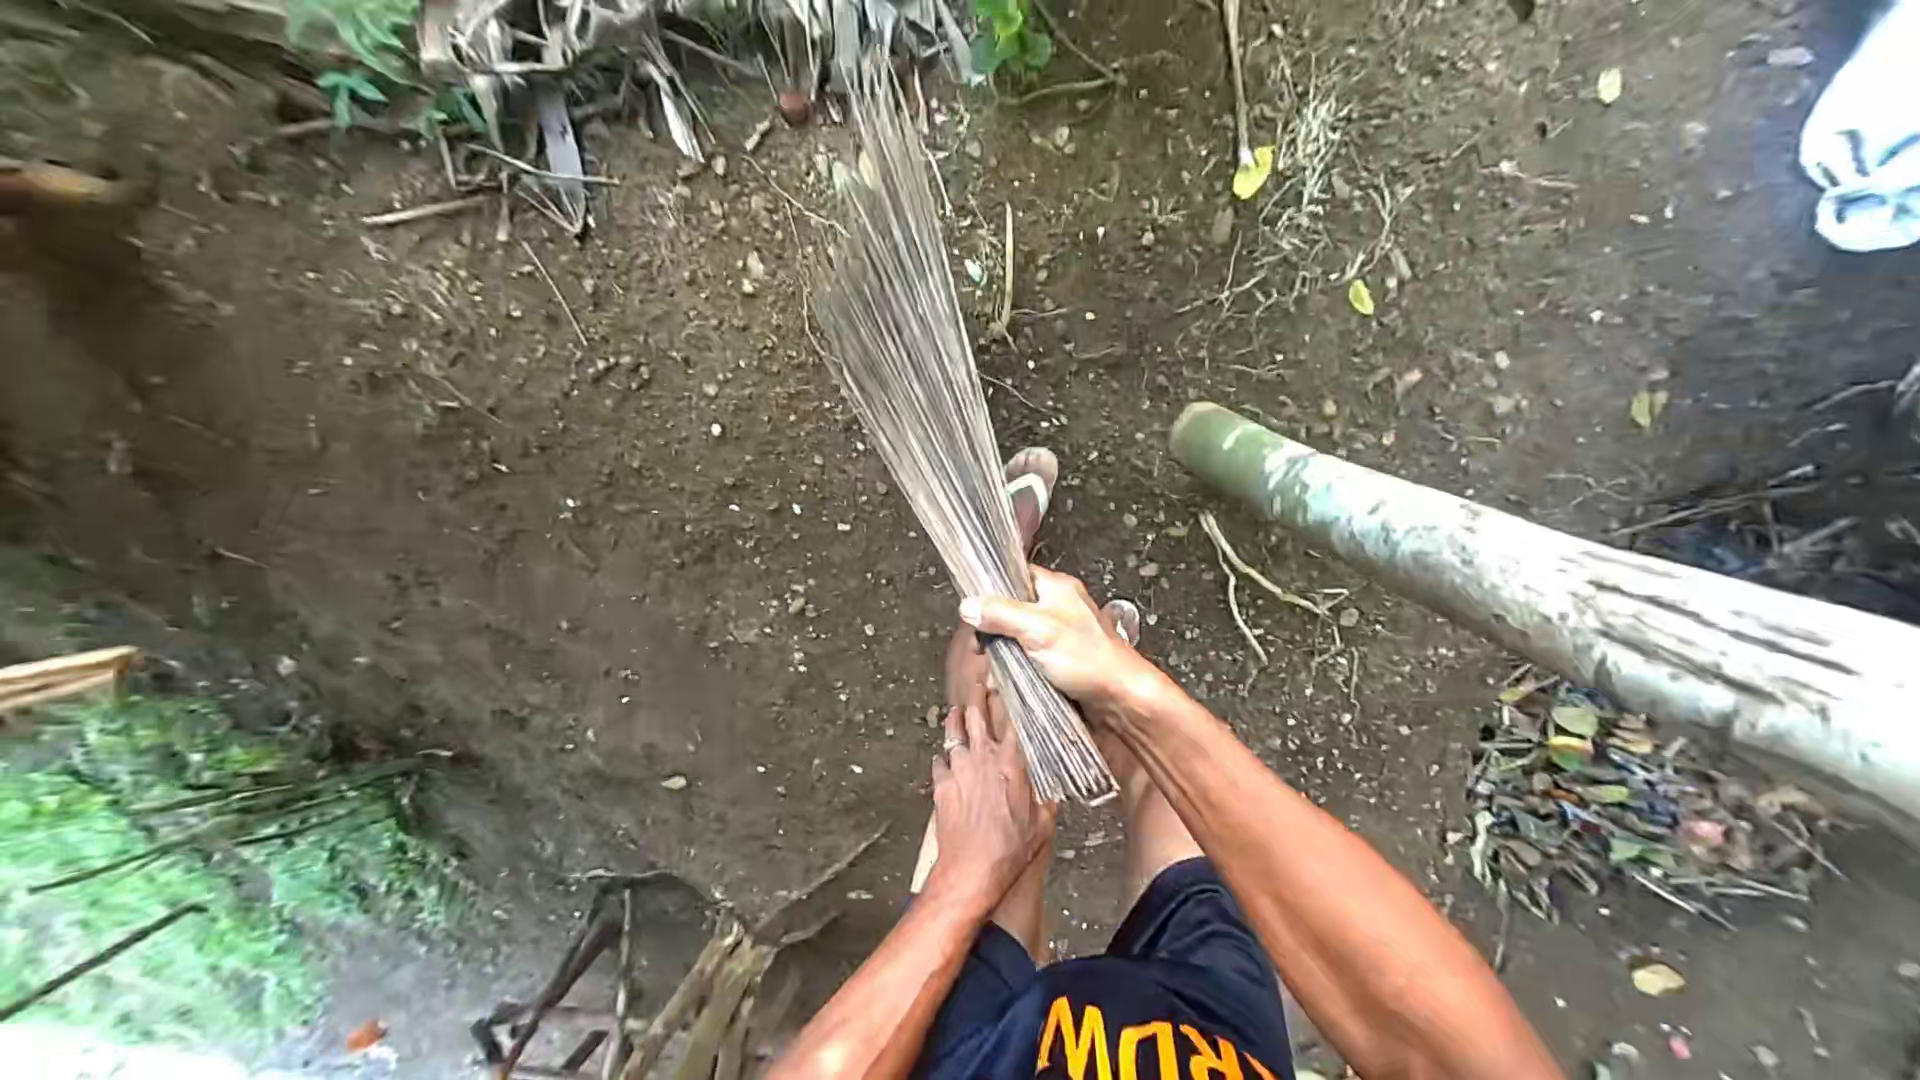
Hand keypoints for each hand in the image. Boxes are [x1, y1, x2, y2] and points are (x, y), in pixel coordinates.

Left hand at [925, 697, 1054, 912]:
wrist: (972, 868)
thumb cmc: (1010, 848)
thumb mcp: (1042, 824)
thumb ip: (1047, 801)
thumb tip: (1053, 791)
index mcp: (1010, 762)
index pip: (1012, 720)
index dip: (1009, 699)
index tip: (1009, 687)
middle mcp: (982, 756)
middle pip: (975, 715)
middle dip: (976, 696)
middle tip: (978, 685)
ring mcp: (958, 767)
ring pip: (952, 731)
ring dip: (954, 719)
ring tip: (954, 710)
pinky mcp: (940, 783)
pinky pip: (939, 760)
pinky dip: (943, 756)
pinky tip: (944, 758)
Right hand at [958, 566, 1163, 713]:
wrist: (1122, 698)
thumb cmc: (1086, 658)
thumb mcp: (1036, 629)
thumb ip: (1000, 614)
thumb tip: (967, 605)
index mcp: (1056, 587)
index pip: (1015, 575)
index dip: (992, 591)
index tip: (973, 612)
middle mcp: (1060, 605)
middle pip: (1014, 607)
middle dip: (994, 629)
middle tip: (982, 648)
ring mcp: (1062, 632)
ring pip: (1021, 634)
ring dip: (1006, 651)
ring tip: (995, 669)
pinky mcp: (1064, 657)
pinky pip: (1032, 655)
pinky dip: (1020, 665)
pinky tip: (1011, 679)